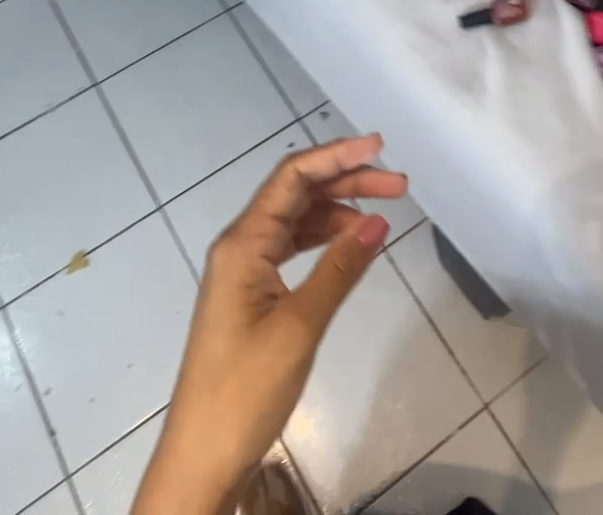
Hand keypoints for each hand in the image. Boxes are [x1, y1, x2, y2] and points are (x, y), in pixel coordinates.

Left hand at [134, 134, 405, 514]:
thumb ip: (340, 269)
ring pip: (297, 220)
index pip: (292, 178)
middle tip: (400, 184)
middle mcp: (240, 245)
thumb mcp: (300, 326)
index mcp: (242, 243)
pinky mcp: (254, 292)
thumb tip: (379, 221)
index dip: (336, 155)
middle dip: (346, 180)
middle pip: (297, 193)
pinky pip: (293, 248)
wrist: (203, 455)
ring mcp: (245, 269)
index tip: (380, 146)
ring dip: (339, 210)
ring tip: (385, 212)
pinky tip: (354, 244)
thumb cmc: (245, 389)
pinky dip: (326, 240)